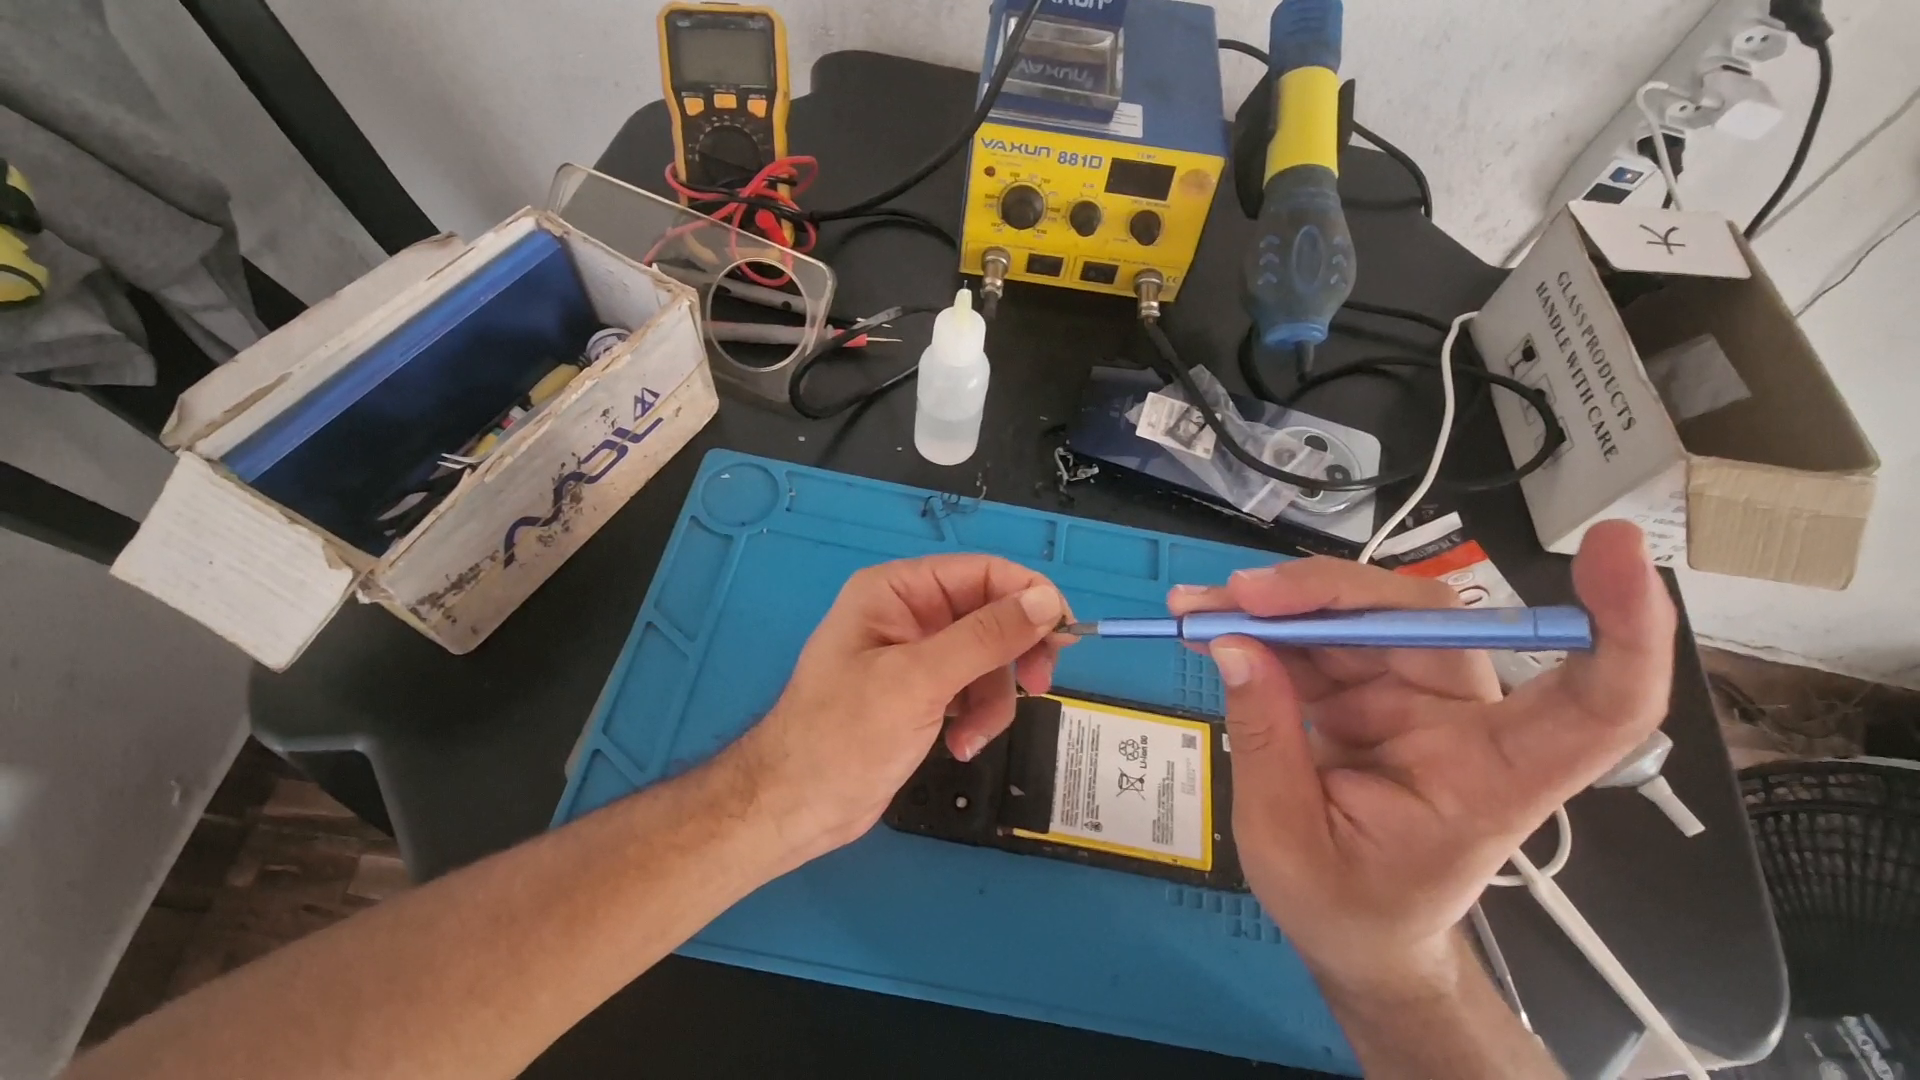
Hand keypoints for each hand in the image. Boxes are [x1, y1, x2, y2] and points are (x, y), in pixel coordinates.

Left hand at [728, 555, 1072, 861]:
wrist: (796, 806)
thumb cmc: (844, 735)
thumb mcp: (919, 681)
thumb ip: (986, 638)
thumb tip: (1047, 602)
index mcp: (897, 590)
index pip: (982, 573)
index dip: (1029, 598)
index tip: (1063, 637)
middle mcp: (910, 613)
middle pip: (992, 615)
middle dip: (1013, 657)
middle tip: (1040, 686)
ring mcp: (918, 655)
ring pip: (990, 659)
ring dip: (994, 700)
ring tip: (973, 738)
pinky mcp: (924, 693)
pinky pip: (975, 689)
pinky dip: (978, 717)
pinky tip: (961, 746)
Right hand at [1168, 521, 1674, 996]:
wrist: (1352, 932)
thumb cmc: (1347, 907)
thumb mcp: (1288, 839)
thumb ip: (1266, 740)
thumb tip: (1235, 644)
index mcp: (1491, 776)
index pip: (1593, 704)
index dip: (1621, 626)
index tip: (1614, 548)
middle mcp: (1465, 721)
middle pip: (1422, 621)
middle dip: (1327, 594)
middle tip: (1238, 596)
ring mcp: (1415, 698)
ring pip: (1360, 614)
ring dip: (1276, 605)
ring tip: (1197, 609)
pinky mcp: (1370, 689)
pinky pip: (1321, 636)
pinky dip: (1263, 626)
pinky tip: (1210, 620)